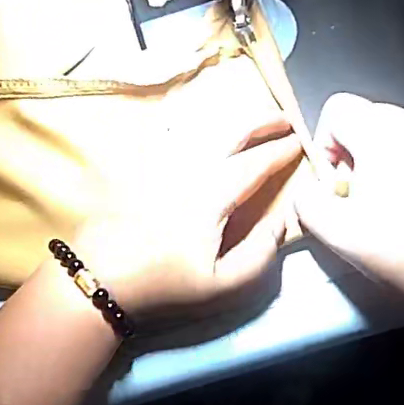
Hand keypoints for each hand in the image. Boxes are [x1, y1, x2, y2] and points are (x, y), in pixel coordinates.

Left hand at [74, 111, 303, 323]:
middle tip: (285, 120)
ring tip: (255, 123)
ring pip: (206, 129)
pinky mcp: (146, 171)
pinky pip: (180, 137)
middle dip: (262, 121)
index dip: (281, 152)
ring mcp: (165, 167)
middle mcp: (190, 171)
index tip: (301, 144)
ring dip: (235, 122)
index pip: (255, 163)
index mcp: (213, 196)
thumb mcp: (222, 284)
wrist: (102, 277)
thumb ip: (259, 254)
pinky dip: (202, 127)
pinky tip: (210, 135)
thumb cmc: (166, 284)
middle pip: (231, 132)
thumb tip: (282, 222)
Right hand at [295, 93, 403, 322]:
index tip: (332, 184)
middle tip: (355, 201)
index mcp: (385, 133)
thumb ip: (308, 203)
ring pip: (396, 138)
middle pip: (367, 121)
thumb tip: (309, 192)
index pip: (337, 109)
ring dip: (380, 166)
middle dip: (351, 155)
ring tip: (385, 211)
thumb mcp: (338, 233)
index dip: (323, 144)